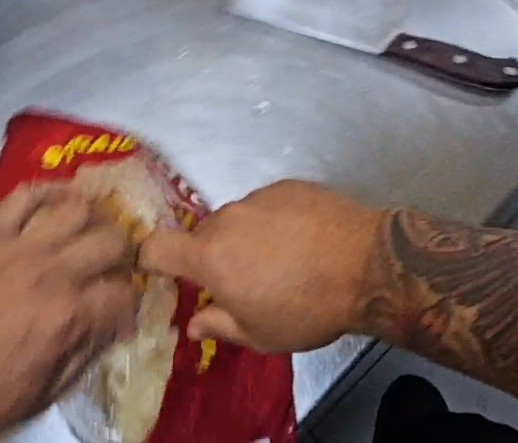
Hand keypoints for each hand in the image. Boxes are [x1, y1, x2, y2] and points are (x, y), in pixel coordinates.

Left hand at [0, 183, 140, 442]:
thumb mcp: (37, 396)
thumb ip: (83, 355)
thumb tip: (113, 327)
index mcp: (65, 318)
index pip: (124, 294)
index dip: (130, 306)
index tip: (122, 315)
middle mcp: (50, 273)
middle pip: (113, 241)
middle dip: (123, 256)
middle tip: (112, 269)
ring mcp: (17, 247)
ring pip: (79, 208)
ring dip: (95, 220)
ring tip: (91, 232)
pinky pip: (27, 194)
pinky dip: (50, 191)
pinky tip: (60, 201)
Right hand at [139, 179, 386, 353]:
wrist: (366, 263)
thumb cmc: (306, 307)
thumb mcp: (260, 333)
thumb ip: (219, 325)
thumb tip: (195, 323)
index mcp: (212, 256)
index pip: (158, 246)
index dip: (150, 258)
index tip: (161, 271)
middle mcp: (229, 217)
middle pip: (203, 233)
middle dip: (211, 256)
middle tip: (240, 281)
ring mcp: (260, 196)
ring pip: (237, 218)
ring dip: (245, 237)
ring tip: (279, 261)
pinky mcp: (289, 184)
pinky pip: (267, 204)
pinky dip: (274, 220)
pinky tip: (300, 240)